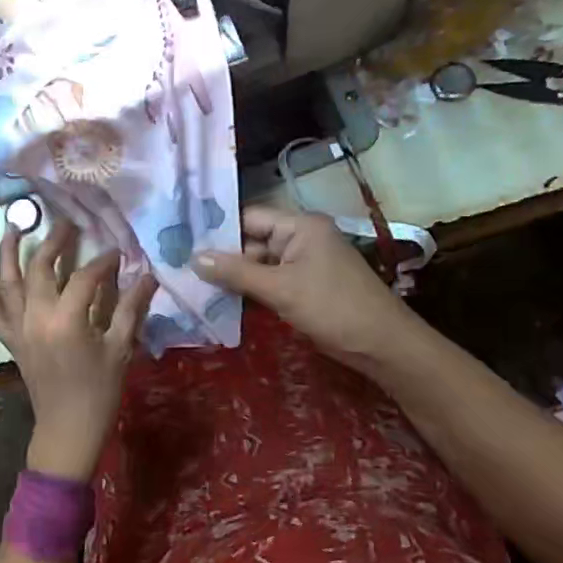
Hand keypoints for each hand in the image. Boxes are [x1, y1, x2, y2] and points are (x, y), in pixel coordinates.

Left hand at [0, 222, 156, 481]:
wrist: (68, 429)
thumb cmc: (99, 392)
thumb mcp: (120, 349)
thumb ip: (130, 309)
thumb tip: (148, 276)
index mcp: (67, 320)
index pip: (84, 277)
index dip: (103, 262)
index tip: (118, 253)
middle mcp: (36, 317)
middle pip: (40, 268)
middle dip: (55, 241)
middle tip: (68, 223)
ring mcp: (19, 329)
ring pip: (8, 283)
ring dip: (9, 253)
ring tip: (14, 227)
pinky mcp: (12, 341)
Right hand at [195, 205, 422, 372]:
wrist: (380, 344)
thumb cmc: (332, 307)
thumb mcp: (281, 288)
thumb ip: (236, 272)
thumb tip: (194, 258)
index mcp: (300, 226)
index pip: (250, 218)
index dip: (218, 230)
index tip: (182, 241)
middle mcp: (300, 239)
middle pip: (252, 243)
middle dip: (222, 259)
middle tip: (182, 270)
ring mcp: (303, 265)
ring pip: (259, 266)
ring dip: (233, 279)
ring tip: (193, 287)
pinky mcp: (303, 289)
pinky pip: (270, 284)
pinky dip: (249, 293)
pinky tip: (220, 303)